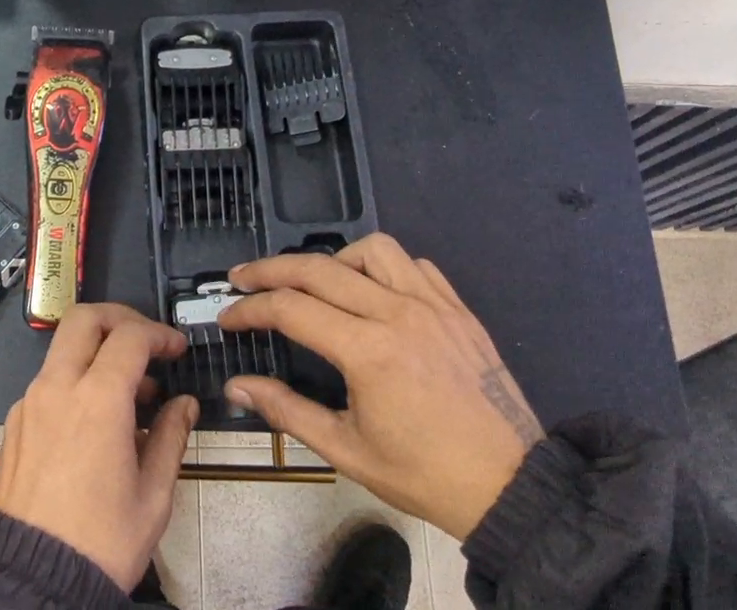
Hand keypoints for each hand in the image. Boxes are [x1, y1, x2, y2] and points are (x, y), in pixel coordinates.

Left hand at [0, 303, 198, 590]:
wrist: (30, 581)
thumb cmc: (100, 542)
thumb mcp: (153, 495)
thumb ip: (170, 437)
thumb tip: (183, 404)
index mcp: (96, 399)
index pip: (130, 336)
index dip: (159, 334)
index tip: (177, 349)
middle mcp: (57, 388)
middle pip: (84, 319)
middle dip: (120, 319)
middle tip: (147, 343)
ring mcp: (29, 403)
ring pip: (63, 348)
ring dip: (98, 352)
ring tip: (132, 394)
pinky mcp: (15, 424)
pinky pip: (49, 381)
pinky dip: (76, 379)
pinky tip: (98, 420)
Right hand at [217, 235, 542, 539]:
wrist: (508, 486)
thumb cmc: (423, 474)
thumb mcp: (346, 450)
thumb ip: (286, 411)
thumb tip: (236, 386)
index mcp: (368, 351)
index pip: (291, 308)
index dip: (250, 308)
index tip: (228, 317)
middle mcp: (398, 314)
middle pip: (319, 268)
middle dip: (270, 269)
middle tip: (242, 279)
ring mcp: (433, 305)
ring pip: (370, 250)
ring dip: (332, 259)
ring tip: (314, 282)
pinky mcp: (458, 309)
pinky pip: (414, 264)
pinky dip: (382, 267)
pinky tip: (371, 291)